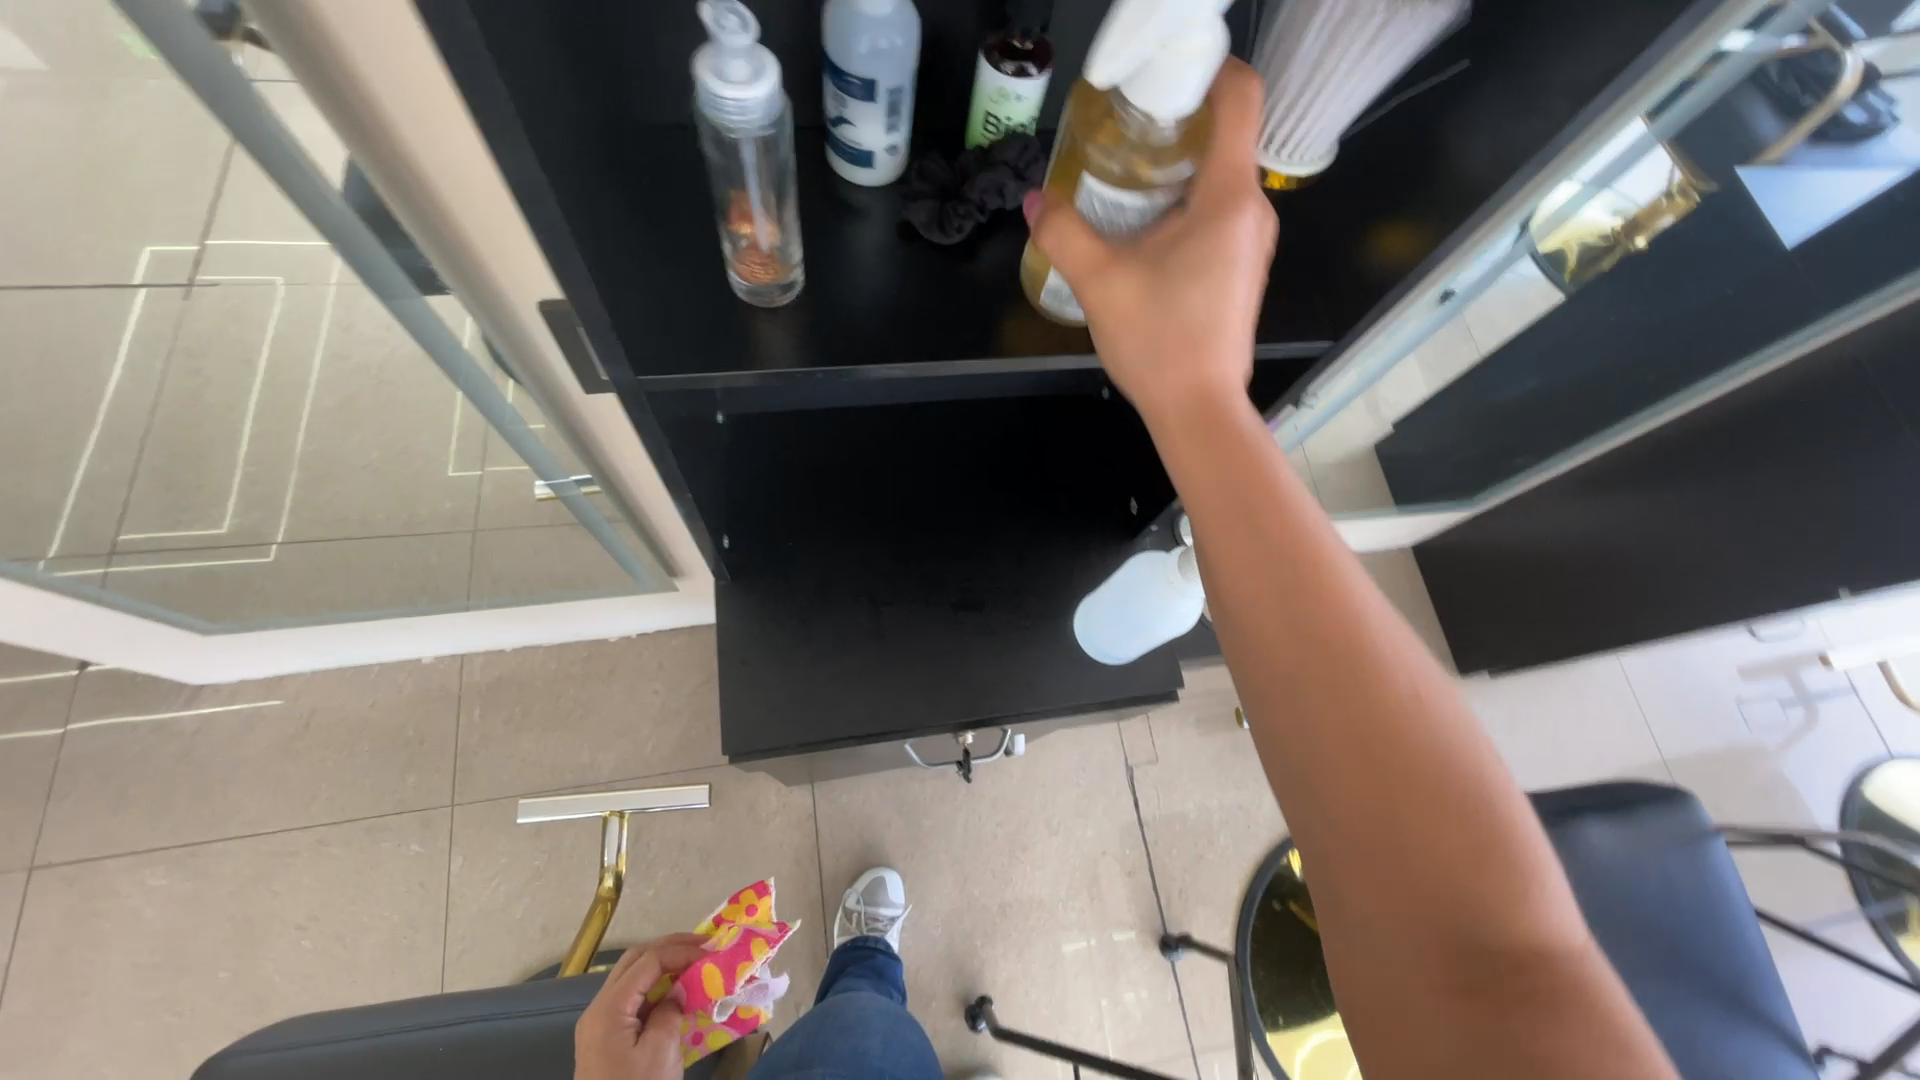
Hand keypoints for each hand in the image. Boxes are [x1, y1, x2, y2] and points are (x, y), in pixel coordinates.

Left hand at [574, 934, 708, 1079]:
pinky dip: (655, 986)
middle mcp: (598, 1009)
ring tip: (694, 963)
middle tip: (703, 946)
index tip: (711, 952)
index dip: (681, 951)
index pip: (647, 961)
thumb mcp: (660, 1054)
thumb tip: (676, 993)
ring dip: (662, 964)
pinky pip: (631, 998)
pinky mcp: (605, 1039)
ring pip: (631, 976)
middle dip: (670, 947)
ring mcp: (599, 1024)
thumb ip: (670, 1012)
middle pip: (634, 960)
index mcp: (608, 1009)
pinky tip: (676, 991)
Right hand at [1023, 58, 1276, 424]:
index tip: (1164, 79)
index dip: (1209, 71)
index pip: (1240, 98)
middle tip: (1123, 133)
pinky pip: (1220, 215)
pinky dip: (1187, 205)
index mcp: (1227, 197)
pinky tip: (1147, 230)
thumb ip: (1063, 231)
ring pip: (1222, 180)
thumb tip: (1035, 200)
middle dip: (1178, 125)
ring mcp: (1252, 244)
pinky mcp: (1243, 271)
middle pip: (1227, 137)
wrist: (1198, 408)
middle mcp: (1253, 211)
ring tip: (1127, 181)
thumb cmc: (1157, 340)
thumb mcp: (1099, 281)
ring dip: (1178, 170)